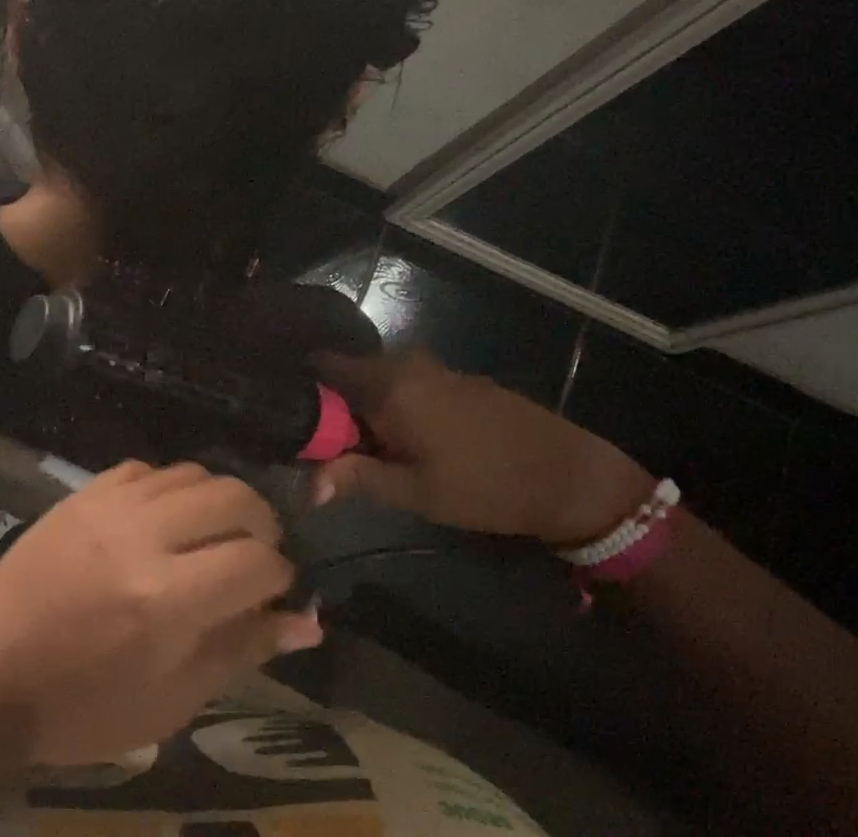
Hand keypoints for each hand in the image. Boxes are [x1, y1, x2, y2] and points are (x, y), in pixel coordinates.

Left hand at [0, 462, 321, 771]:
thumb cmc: (81, 706)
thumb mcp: (171, 700)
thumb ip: (241, 650)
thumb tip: (306, 621)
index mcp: (169, 598)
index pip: (259, 560)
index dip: (281, 578)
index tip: (274, 595)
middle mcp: (142, 536)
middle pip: (234, 496)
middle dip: (261, 525)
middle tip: (252, 559)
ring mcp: (105, 506)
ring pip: (190, 473)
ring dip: (216, 502)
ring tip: (209, 538)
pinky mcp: (77, 495)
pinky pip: (141, 469)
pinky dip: (166, 488)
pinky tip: (160, 522)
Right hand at [311, 349, 654, 544]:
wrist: (573, 477)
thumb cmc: (486, 486)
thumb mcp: (414, 491)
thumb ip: (356, 478)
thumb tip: (305, 487)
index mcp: (388, 385)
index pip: (322, 365)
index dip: (299, 386)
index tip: (284, 413)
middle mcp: (406, 366)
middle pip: (348, 374)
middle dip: (330, 403)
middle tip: (316, 441)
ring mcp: (436, 370)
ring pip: (378, 380)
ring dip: (362, 407)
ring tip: (352, 443)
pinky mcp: (458, 381)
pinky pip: (405, 384)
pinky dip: (391, 404)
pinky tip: (395, 436)